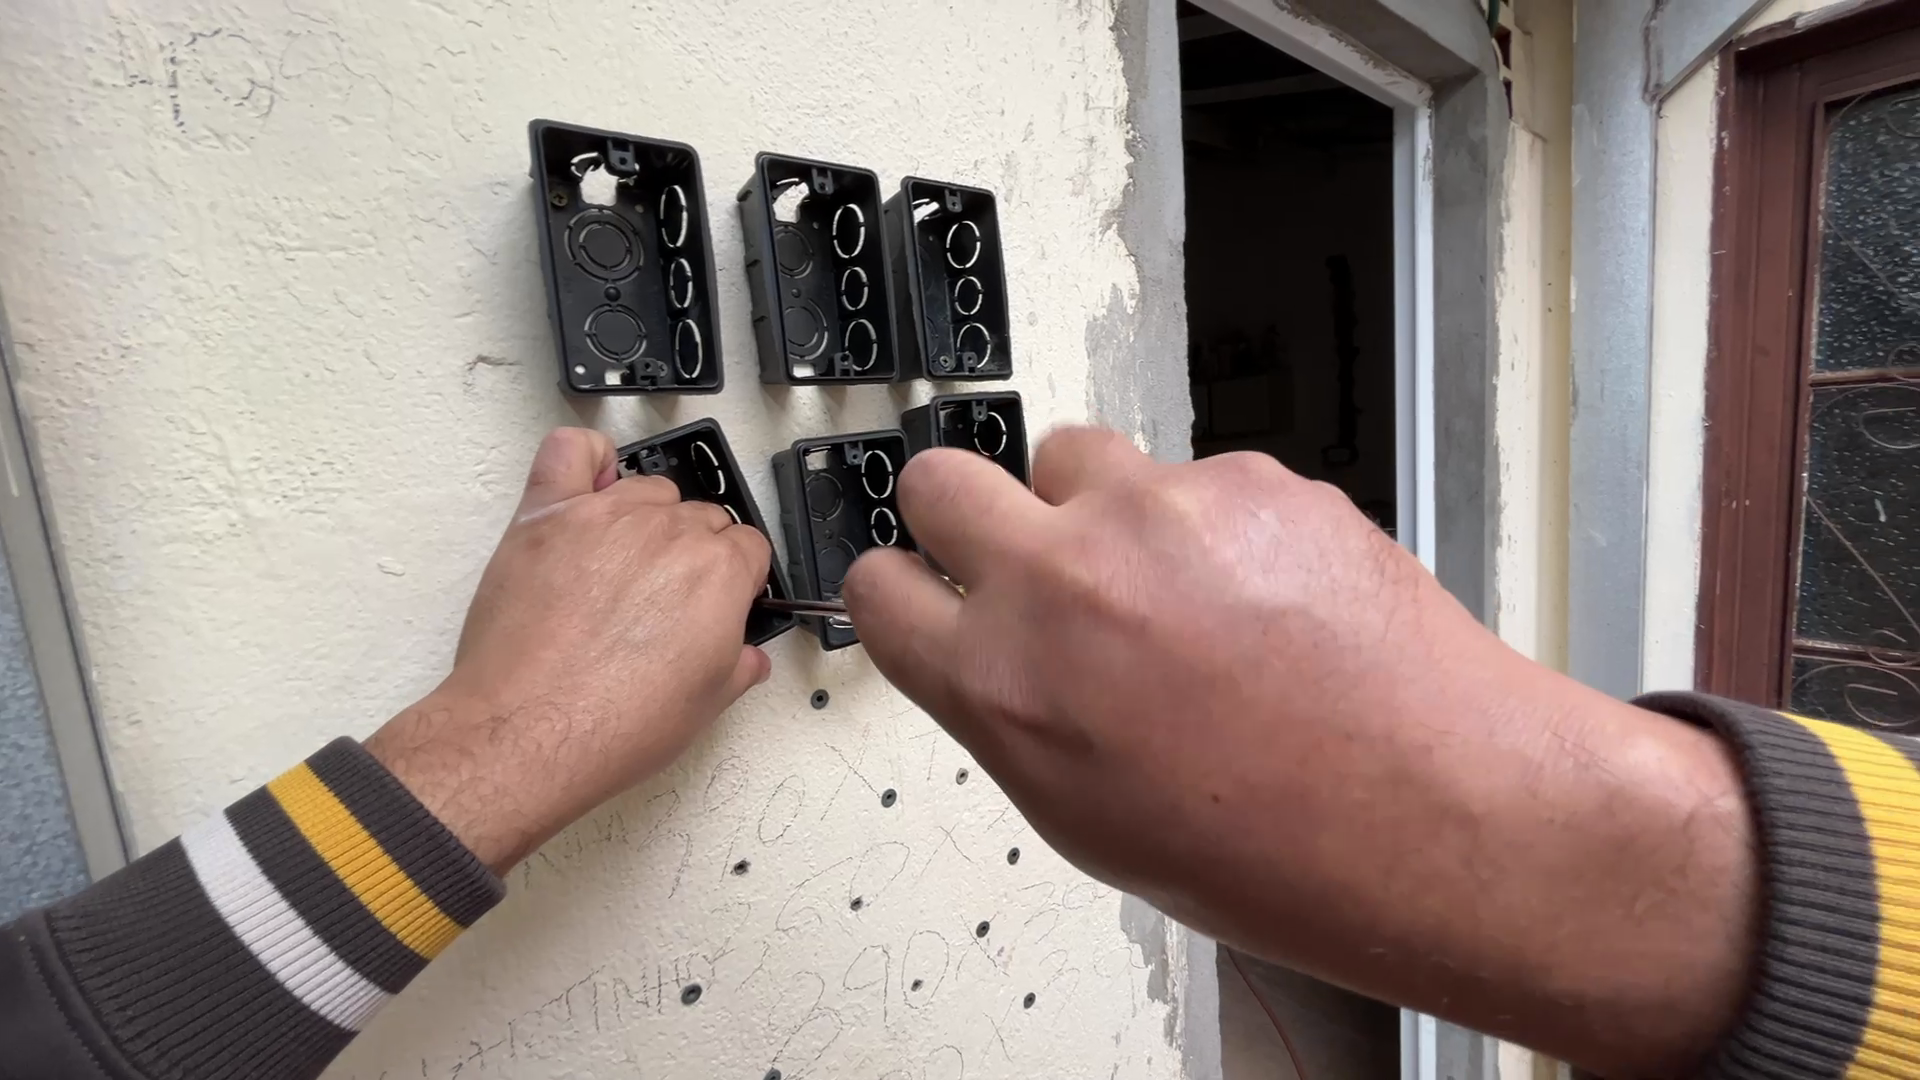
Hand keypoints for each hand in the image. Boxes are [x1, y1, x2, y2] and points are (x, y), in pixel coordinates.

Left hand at [366, 428, 772, 872]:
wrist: (526, 735)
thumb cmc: (616, 724)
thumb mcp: (708, 704)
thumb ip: (742, 665)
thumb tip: (749, 657)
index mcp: (721, 572)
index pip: (750, 546)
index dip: (739, 577)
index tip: (722, 600)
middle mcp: (671, 532)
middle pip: (704, 515)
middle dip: (697, 552)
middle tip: (669, 597)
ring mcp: (607, 517)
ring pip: (651, 489)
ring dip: (651, 516)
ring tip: (627, 561)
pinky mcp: (548, 515)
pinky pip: (572, 452)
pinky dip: (587, 458)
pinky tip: (592, 484)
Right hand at [843, 427, 1755, 1075]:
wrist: (1443, 815)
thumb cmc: (1263, 846)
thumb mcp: (1081, 810)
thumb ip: (1005, 703)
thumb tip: (983, 642)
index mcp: (1002, 682)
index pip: (881, 587)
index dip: (899, 586)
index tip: (921, 585)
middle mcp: (1058, 580)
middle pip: (938, 477)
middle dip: (957, 509)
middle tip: (1012, 544)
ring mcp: (1153, 512)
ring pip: (1068, 455)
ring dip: (1087, 503)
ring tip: (1158, 571)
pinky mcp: (1243, 478)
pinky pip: (1184, 475)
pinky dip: (1197, 518)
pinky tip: (1253, 583)